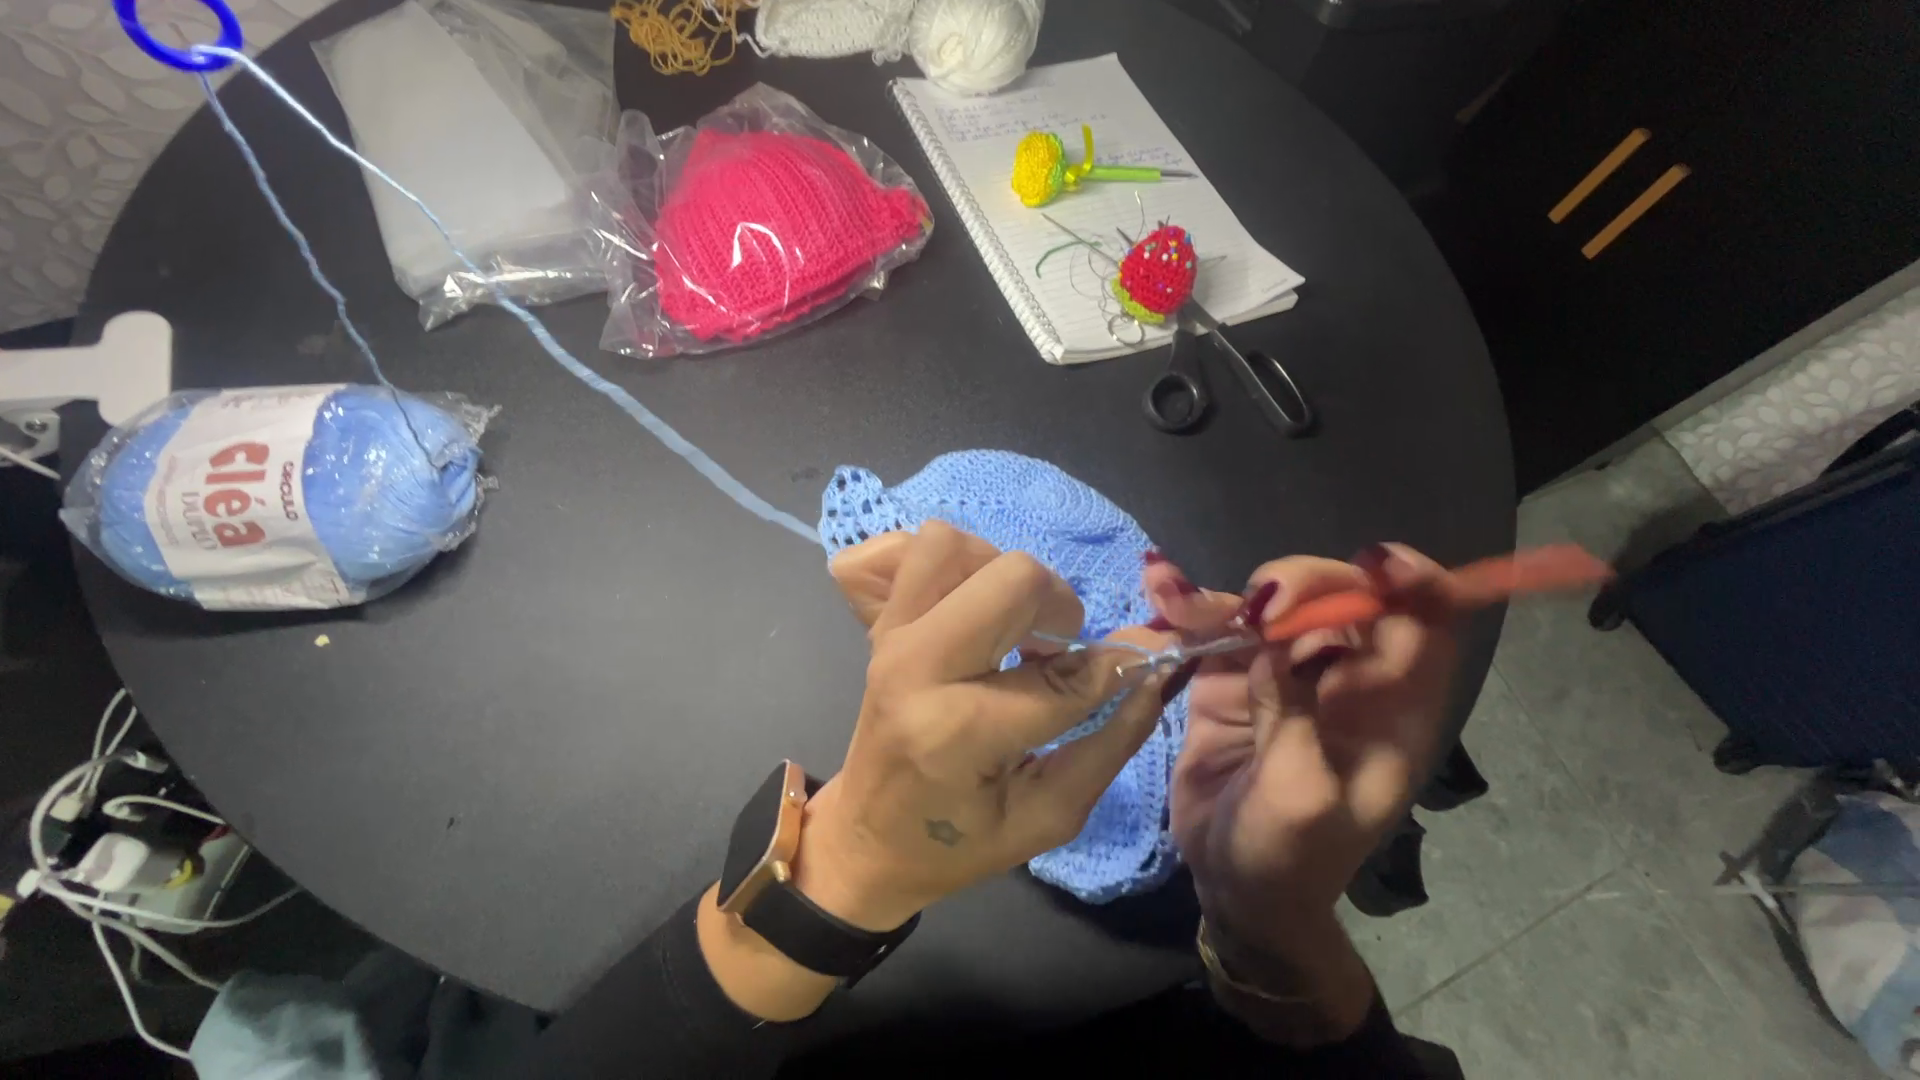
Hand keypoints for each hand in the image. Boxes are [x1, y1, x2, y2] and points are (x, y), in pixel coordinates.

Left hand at [797, 523, 1175, 930]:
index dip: (1117, 666)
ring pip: (952, 545)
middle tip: (1060, 646)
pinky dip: (947, 561)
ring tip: (1014, 623)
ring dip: (1001, 574)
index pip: (1062, 675)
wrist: (866, 839)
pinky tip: (967, 601)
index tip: (1144, 661)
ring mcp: (889, 636)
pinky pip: (904, 549)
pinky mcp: (878, 623)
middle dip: (1057, 605)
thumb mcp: (1048, 816)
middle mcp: (916, 666)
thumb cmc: (959, 843)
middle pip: (1010, 576)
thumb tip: (1153, 664)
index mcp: (956, 731)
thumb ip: (1110, 739)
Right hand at [1145, 545, 1458, 952]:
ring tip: (1170, 594)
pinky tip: (1157, 586)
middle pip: (1339, 598)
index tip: (1377, 563)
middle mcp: (1342, 680)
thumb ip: (1292, 719)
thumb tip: (1272, 646)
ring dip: (1222, 595)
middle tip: (1256, 609)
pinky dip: (1186, 607)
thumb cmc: (1288, 856)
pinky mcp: (1229, 677)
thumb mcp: (1300, 799)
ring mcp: (1282, 673)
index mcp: (1389, 710)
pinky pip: (1213, 629)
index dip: (1412, 585)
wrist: (1232, 885)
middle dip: (1301, 586)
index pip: (1421, 627)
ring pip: (1269, 604)